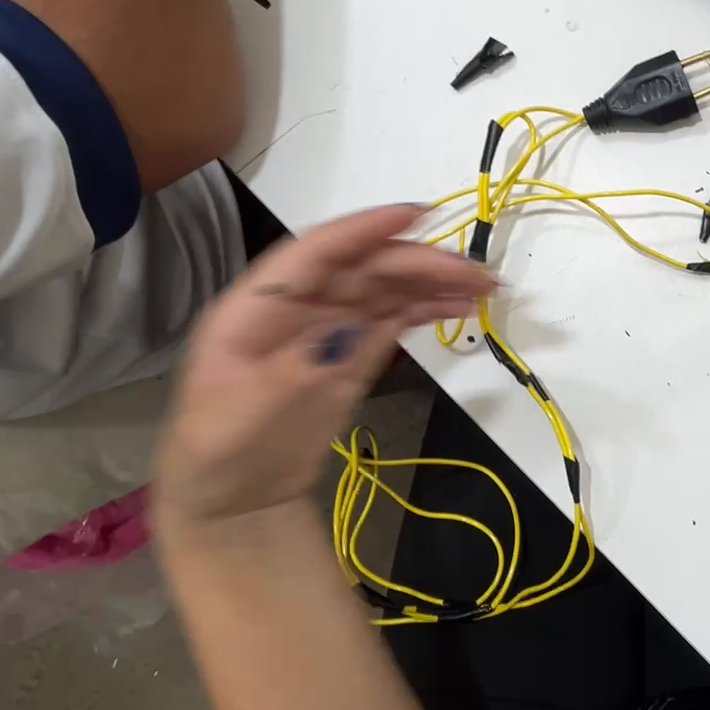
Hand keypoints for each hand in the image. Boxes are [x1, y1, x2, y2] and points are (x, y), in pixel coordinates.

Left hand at [153, 204, 493, 535]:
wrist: (239, 496)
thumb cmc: (225, 452)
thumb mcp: (247, 414)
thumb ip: (297, 367)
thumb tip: (347, 331)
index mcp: (258, 308)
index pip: (316, 253)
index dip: (365, 229)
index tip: (417, 213)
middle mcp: (299, 306)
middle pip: (366, 268)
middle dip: (421, 262)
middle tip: (475, 272)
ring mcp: (330, 326)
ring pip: (388, 288)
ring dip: (435, 281)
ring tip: (484, 287)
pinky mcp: (354, 349)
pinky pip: (397, 316)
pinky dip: (430, 307)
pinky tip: (462, 306)